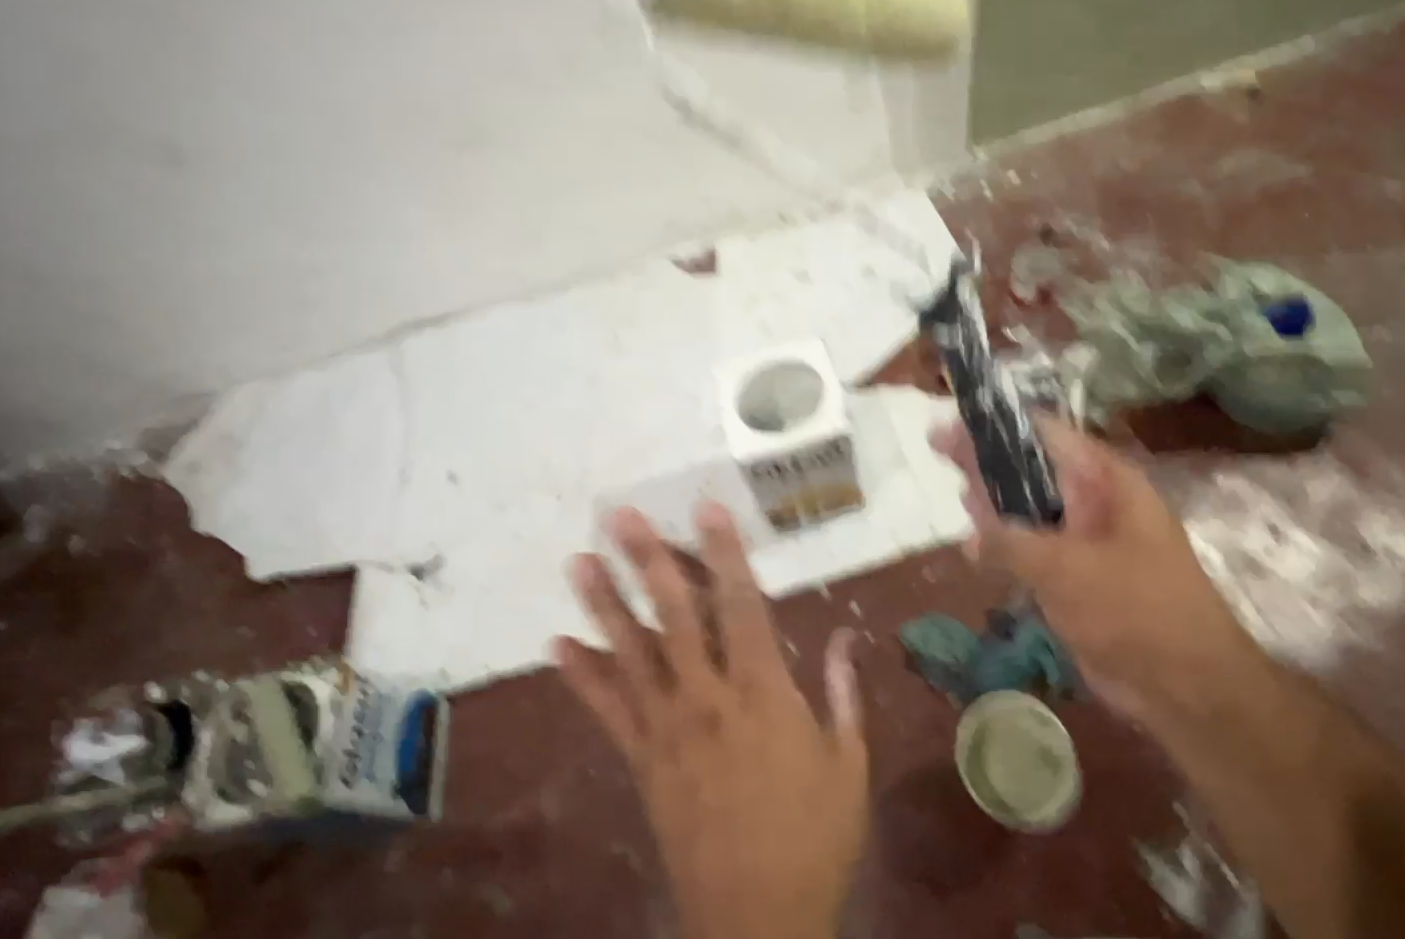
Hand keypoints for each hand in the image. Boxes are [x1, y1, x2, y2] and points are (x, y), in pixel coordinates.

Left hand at [553, 504, 867, 938]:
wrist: (757, 914)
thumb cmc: (814, 837)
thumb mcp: (848, 764)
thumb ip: (841, 694)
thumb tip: (845, 636)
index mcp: (764, 693)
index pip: (743, 605)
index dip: (724, 551)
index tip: (707, 506)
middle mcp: (708, 698)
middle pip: (674, 616)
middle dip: (646, 560)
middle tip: (618, 515)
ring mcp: (668, 728)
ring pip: (630, 653)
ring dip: (602, 604)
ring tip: (577, 561)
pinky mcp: (642, 759)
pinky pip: (606, 710)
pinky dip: (580, 675)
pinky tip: (557, 644)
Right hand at [931, 418, 1262, 719]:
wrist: (1184, 685)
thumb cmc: (1135, 610)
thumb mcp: (1064, 569)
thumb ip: (1010, 544)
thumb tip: (969, 535)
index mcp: (1106, 481)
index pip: (1044, 435)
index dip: (996, 426)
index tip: (950, 423)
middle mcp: (1096, 502)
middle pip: (1033, 468)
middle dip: (987, 459)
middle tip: (938, 449)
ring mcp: (1086, 541)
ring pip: (1030, 509)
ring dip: (993, 501)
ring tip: (953, 490)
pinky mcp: (1076, 578)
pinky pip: (1033, 550)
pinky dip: (1004, 544)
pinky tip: (974, 544)